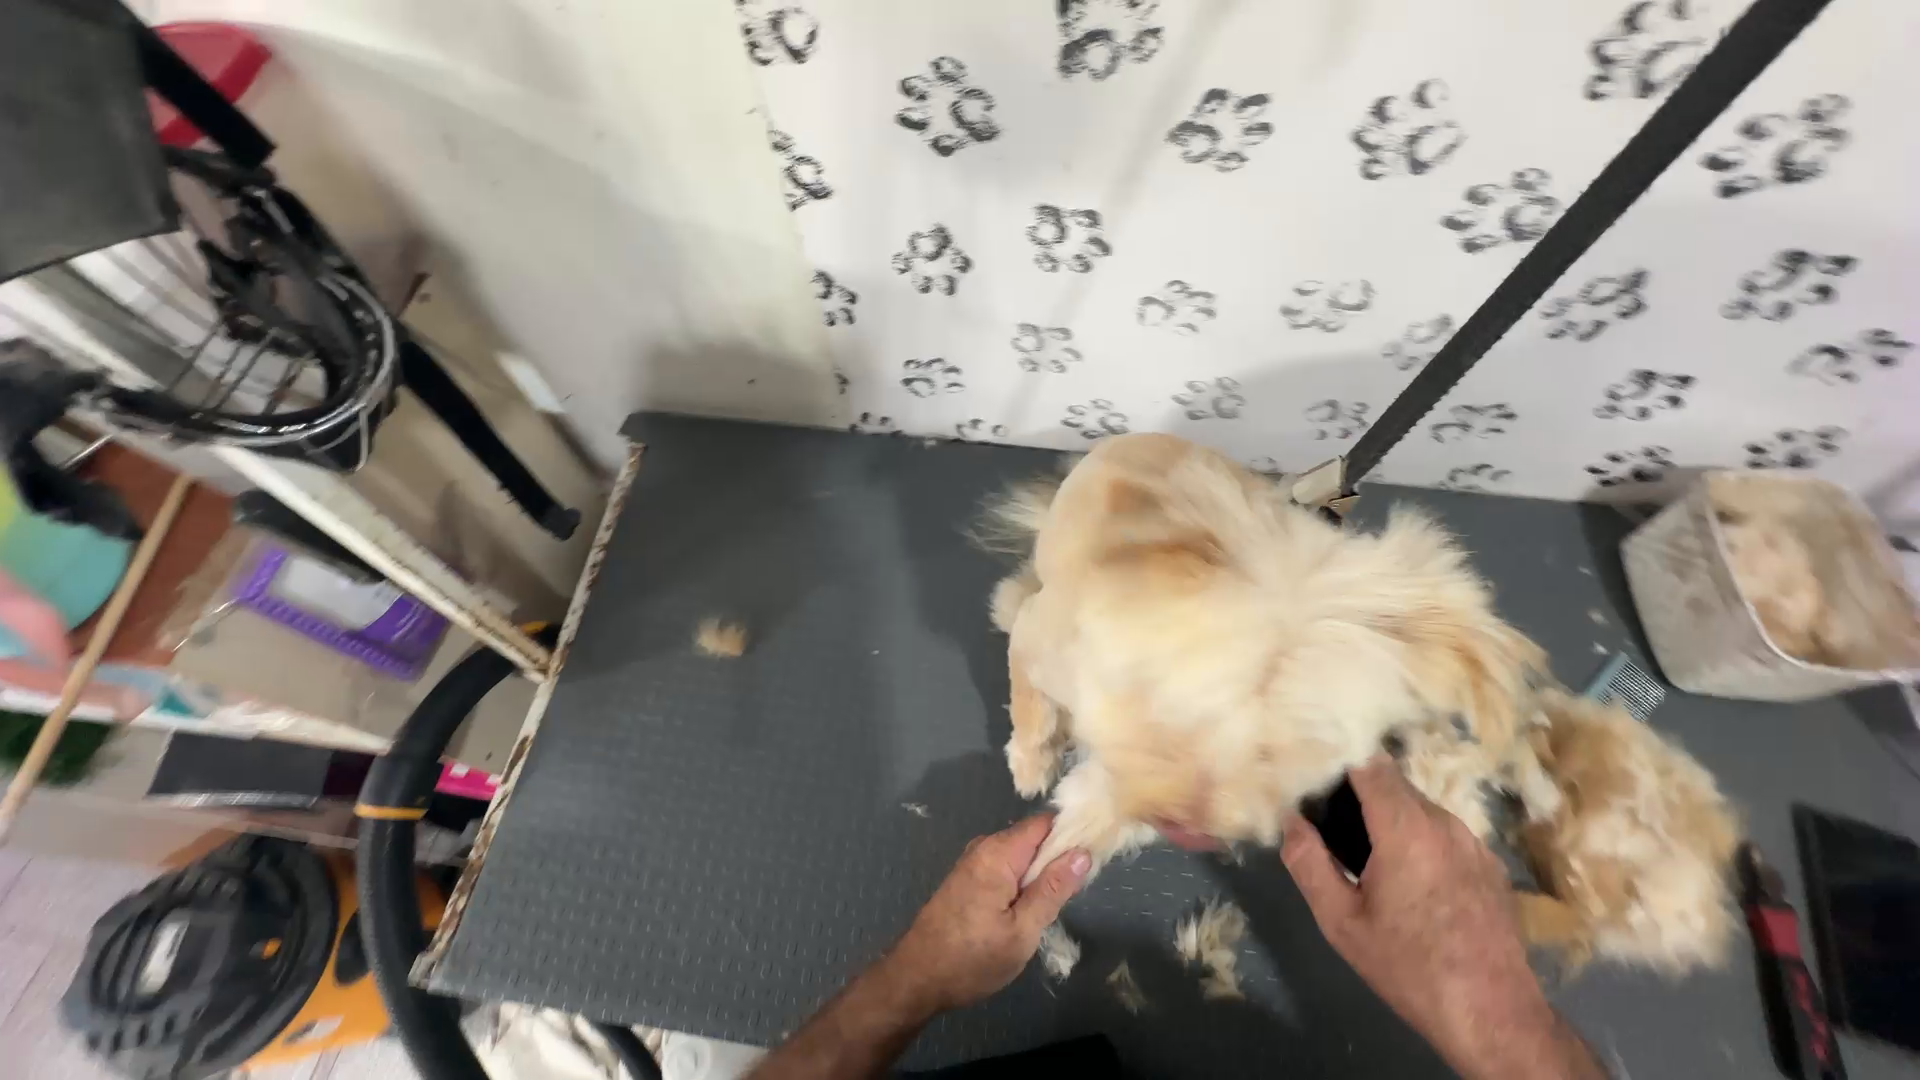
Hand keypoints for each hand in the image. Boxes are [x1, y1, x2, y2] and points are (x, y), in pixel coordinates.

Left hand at [877, 815, 1091, 1014]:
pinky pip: (1005, 866)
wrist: (916, 978)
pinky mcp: (968, 878)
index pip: (1045, 823)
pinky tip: (1030, 907)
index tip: (1097, 852)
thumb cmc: (972, 959)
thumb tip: (1082, 853)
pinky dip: (1022, 880)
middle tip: (1080, 888)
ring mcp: (974, 862)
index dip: (1072, 833)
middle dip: (1058, 856)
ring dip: (1040, 872)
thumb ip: (1052, 890)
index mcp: (999, 852)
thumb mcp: (1022, 931)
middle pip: (1033, 837)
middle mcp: (985, 847)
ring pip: (1020, 854)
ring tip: (1060, 901)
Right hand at [1283, 758, 1599, 1079]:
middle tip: (1331, 822)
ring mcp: (1474, 843)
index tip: (1314, 772)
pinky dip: (1418, 839)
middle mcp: (1445, 824)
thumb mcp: (1339, 920)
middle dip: (1360, 793)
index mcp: (1407, 829)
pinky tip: (1408, 879)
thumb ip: (1308, 861)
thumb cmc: (1409, 966)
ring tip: (1366, 854)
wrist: (1496, 1018)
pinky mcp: (1490, 865)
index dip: (1340, 760)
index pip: (1370, 763)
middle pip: (1394, 783)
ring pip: (1419, 807)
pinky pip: (1443, 832)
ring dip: (1390, 817)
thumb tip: (1291, 820)